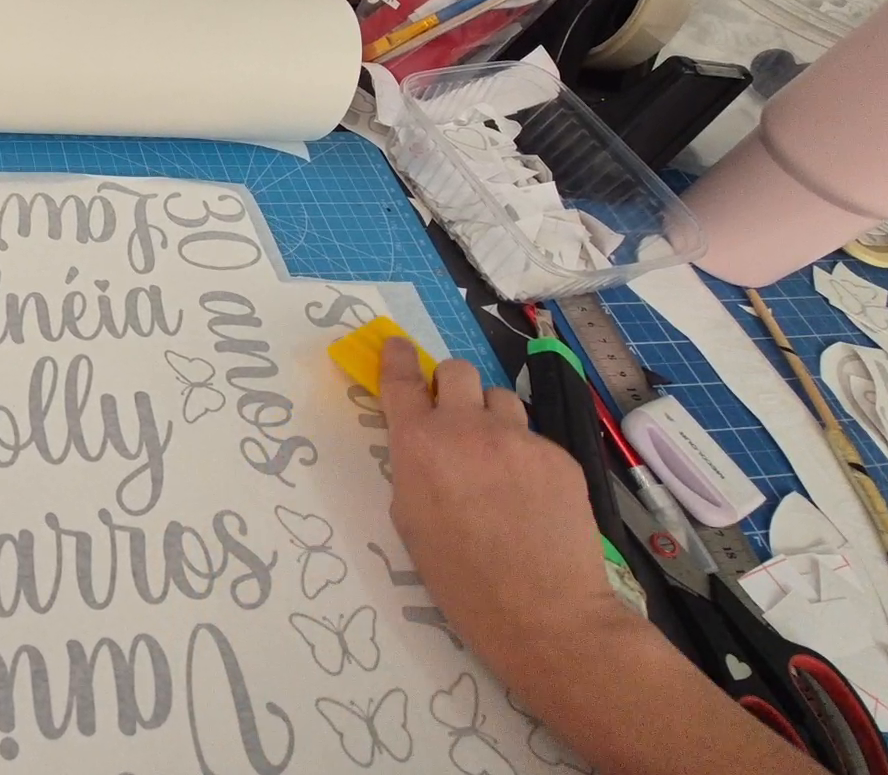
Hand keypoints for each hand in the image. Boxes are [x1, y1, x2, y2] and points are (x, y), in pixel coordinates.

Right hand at [378, 338, 629, 664]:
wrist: (540, 611)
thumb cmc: (454, 570)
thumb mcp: (406, 511)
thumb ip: (412, 463)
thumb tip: (426, 444)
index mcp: (417, 441)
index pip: (402, 378)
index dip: (396, 356)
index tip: (396, 345)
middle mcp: (465, 427)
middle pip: (458, 370)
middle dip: (449, 384)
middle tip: (451, 414)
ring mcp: (518, 439)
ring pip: (500, 398)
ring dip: (488, 415)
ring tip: (494, 456)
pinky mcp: (560, 458)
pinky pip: (533, 438)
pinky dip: (522, 453)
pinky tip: (526, 493)